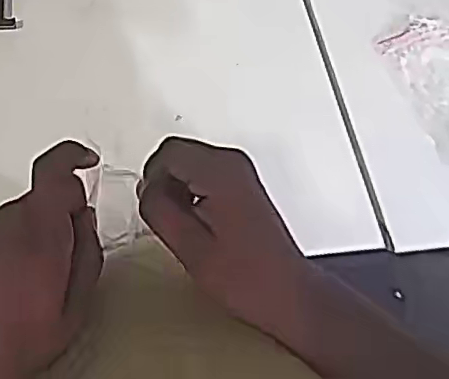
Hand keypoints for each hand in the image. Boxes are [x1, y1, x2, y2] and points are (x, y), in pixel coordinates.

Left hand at [0, 140, 102, 378]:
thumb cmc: (14, 335)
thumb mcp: (74, 303)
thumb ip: (88, 252)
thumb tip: (88, 225)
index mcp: (41, 222)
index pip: (56, 165)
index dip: (75, 154)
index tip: (88, 158)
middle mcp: (15, 215)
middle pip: (51, 190)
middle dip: (70, 209)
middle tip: (79, 248)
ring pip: (36, 208)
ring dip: (51, 227)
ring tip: (53, 278)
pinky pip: (20, 223)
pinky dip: (33, 238)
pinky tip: (34, 279)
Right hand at [139, 136, 448, 378]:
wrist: (299, 298)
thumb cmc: (253, 277)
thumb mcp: (195, 247)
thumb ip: (165, 209)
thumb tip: (148, 187)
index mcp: (221, 168)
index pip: (171, 150)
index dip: (155, 173)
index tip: (153, 202)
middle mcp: (235, 162)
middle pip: (183, 152)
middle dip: (168, 178)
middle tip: (166, 215)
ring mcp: (244, 174)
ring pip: (197, 163)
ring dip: (184, 187)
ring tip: (185, 226)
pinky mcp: (250, 188)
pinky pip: (211, 176)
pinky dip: (199, 193)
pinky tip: (203, 226)